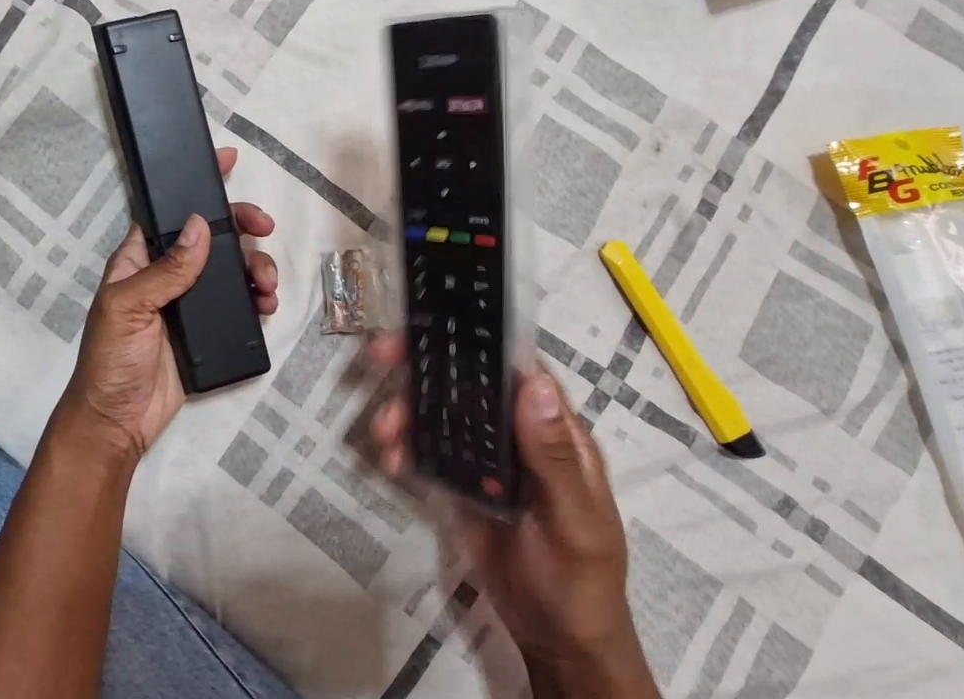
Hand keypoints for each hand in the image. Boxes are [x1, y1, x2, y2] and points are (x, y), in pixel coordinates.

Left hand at [56, 147, 278, 460]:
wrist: (119, 422)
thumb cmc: (111, 359)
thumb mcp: (129, 307)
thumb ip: (166, 269)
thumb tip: (201, 226)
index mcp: (140, 259)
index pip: (171, 213)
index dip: (196, 185)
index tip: (227, 161)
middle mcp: (168, 275)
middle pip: (212, 236)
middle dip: (241, 227)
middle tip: (265, 228)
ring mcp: (191, 303)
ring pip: (232, 269)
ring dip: (256, 267)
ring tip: (266, 284)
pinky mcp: (209, 331)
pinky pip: (240, 305)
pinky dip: (258, 299)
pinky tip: (266, 305)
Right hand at [367, 335, 657, 698]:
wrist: (558, 638)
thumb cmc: (582, 577)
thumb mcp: (575, 519)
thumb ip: (552, 456)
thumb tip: (534, 382)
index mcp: (554, 430)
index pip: (516, 368)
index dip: (476, 340)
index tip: (432, 324)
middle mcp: (515, 433)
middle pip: (466, 383)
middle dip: (423, 367)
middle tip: (381, 357)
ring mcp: (485, 458)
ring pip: (439, 415)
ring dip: (406, 412)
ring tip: (385, 431)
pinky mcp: (460, 485)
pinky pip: (427, 455)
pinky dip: (404, 452)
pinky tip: (391, 464)